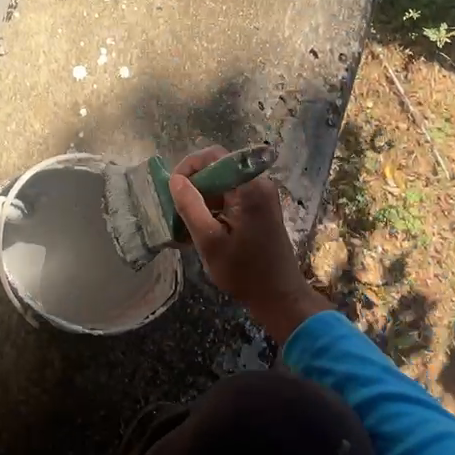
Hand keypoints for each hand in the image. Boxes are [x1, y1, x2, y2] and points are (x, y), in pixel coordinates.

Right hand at [168, 146, 326, 343]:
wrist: (280, 298)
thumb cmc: (245, 272)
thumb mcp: (210, 241)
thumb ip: (190, 207)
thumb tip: (175, 179)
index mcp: (249, 188)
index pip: (214, 156)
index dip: (189, 166)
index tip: (174, 189)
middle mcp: (259, 184)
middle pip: (218, 168)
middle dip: (194, 185)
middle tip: (178, 208)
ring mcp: (262, 196)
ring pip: (223, 183)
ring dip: (203, 197)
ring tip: (187, 221)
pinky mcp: (261, 208)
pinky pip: (232, 195)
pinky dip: (215, 206)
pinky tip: (203, 228)